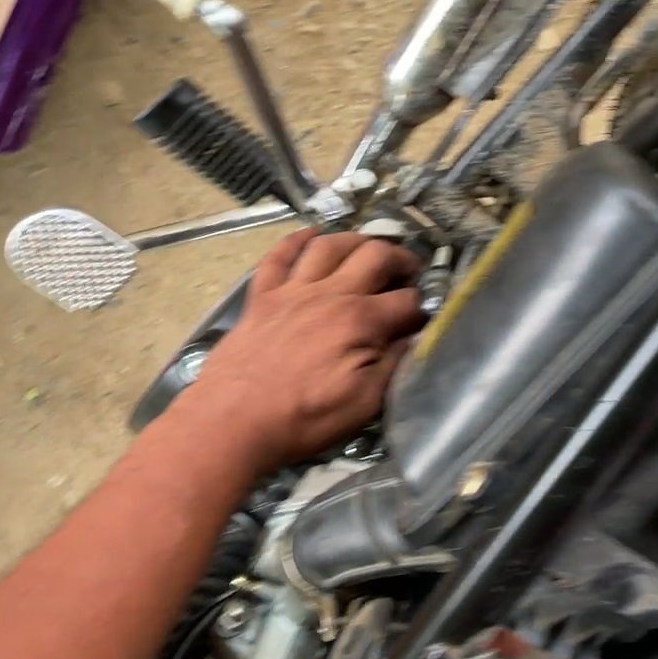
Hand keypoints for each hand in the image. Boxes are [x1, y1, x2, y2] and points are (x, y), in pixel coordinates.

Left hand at [182, 230, 424, 470]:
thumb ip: (394, 365)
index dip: (423, 307)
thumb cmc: (304, 418)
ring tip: (370, 248)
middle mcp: (331, 293)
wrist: (231, 425)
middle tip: (410, 272)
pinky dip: (296, 240)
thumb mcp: (365, 403)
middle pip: (376, 255)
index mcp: (361, 321)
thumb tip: (414, 338)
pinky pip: (279, 256)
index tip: (426, 318)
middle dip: (402, 259)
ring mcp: (292, 291)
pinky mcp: (261, 297)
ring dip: (356, 240)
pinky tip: (311, 234)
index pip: (407, 300)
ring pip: (330, 245)